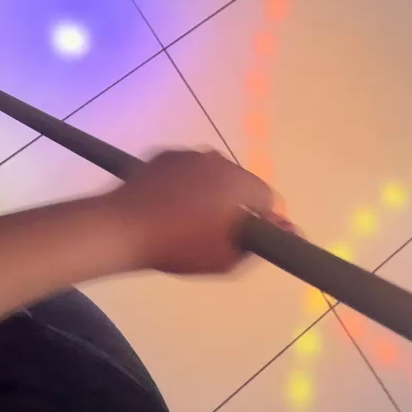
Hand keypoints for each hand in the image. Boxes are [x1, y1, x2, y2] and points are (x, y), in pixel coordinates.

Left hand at [104, 150, 275, 274]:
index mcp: (235, 180)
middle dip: (236, 203)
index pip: (268, 197)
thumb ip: (261, 243)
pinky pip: (187, 169)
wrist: (123, 226)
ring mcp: (186, 153)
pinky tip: (171, 205)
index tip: (249, 237)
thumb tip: (288, 232)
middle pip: (239, 181)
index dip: (264, 219)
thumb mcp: (226, 257)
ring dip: (211, 191)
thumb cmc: (178, 245)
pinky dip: (186, 182)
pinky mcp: (163, 155)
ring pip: (212, 173)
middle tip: (219, 231)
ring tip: (191, 219)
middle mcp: (214, 158)